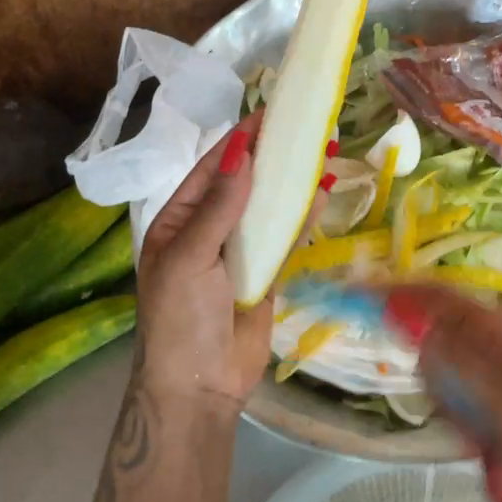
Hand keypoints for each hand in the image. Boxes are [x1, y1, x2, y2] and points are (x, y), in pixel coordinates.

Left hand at [133, 112, 327, 415]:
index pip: (212, 169)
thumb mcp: (190, 256)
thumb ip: (220, 206)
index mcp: (178, 220)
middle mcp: (208, 229)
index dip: (240, 141)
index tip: (269, 114)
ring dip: (291, 181)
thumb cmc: (181, 317)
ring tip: (322, 151)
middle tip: (306, 128)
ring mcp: (238, 251)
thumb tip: (244, 153)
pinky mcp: (265, 273)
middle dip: (272, 156)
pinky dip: (302, 215)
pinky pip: (285, 237)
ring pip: (268, 207)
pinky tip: (321, 192)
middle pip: (244, 183)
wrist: (200, 387)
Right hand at [386, 284, 501, 501]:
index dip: (399, 293)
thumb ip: (457, 359)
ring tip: (500, 478)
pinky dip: (495, 468)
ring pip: (465, 406)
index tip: (358, 297)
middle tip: (467, 435)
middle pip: (446, 360)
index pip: (439, 298)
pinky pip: (491, 437)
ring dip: (475, 444)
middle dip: (447, 403)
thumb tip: (412, 319)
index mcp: (500, 333)